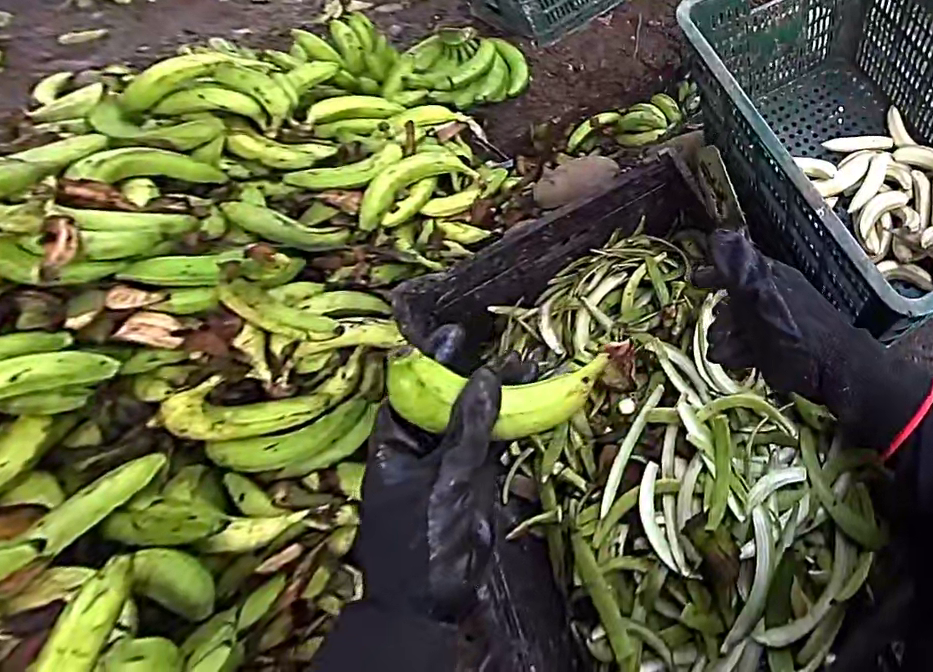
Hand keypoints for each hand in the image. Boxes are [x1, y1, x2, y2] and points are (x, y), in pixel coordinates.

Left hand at [351, 326, 576, 667]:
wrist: (433, 598)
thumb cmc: (421, 537)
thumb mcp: (444, 477)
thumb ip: (468, 425)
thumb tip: (486, 374)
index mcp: (396, 446)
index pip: (412, 391)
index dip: (431, 361)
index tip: (455, 333)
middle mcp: (423, 445)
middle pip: (450, 398)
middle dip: (478, 373)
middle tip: (513, 352)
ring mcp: (452, 458)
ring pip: (478, 414)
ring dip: (504, 393)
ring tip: (533, 368)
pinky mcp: (478, 472)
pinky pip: (497, 436)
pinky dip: (517, 418)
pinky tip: (536, 400)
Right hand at [705, 230, 932, 449]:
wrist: (838, 371)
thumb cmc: (798, 336)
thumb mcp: (763, 301)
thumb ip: (740, 271)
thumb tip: (718, 234)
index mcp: (774, 277)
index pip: (739, 265)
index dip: (715, 272)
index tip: (694, 282)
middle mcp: (779, 293)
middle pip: (740, 298)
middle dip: (721, 315)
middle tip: (709, 332)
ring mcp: (785, 318)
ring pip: (748, 322)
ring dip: (729, 336)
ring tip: (720, 354)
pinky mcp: (789, 343)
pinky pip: (759, 341)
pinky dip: (744, 349)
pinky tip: (734, 363)